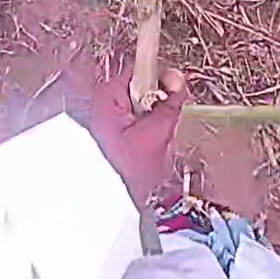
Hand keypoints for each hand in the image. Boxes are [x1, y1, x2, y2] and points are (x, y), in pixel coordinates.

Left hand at [87, 66, 186, 203]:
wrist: (105, 207)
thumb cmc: (126, 171)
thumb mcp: (155, 135)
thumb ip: (168, 104)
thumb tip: (178, 77)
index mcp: (109, 94)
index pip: (141, 71)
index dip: (161, 81)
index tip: (174, 96)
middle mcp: (102, 100)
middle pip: (140, 90)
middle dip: (156, 108)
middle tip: (160, 131)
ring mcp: (102, 116)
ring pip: (138, 108)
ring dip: (150, 124)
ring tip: (150, 147)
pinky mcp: (105, 132)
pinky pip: (131, 123)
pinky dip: (141, 134)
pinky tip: (141, 153)